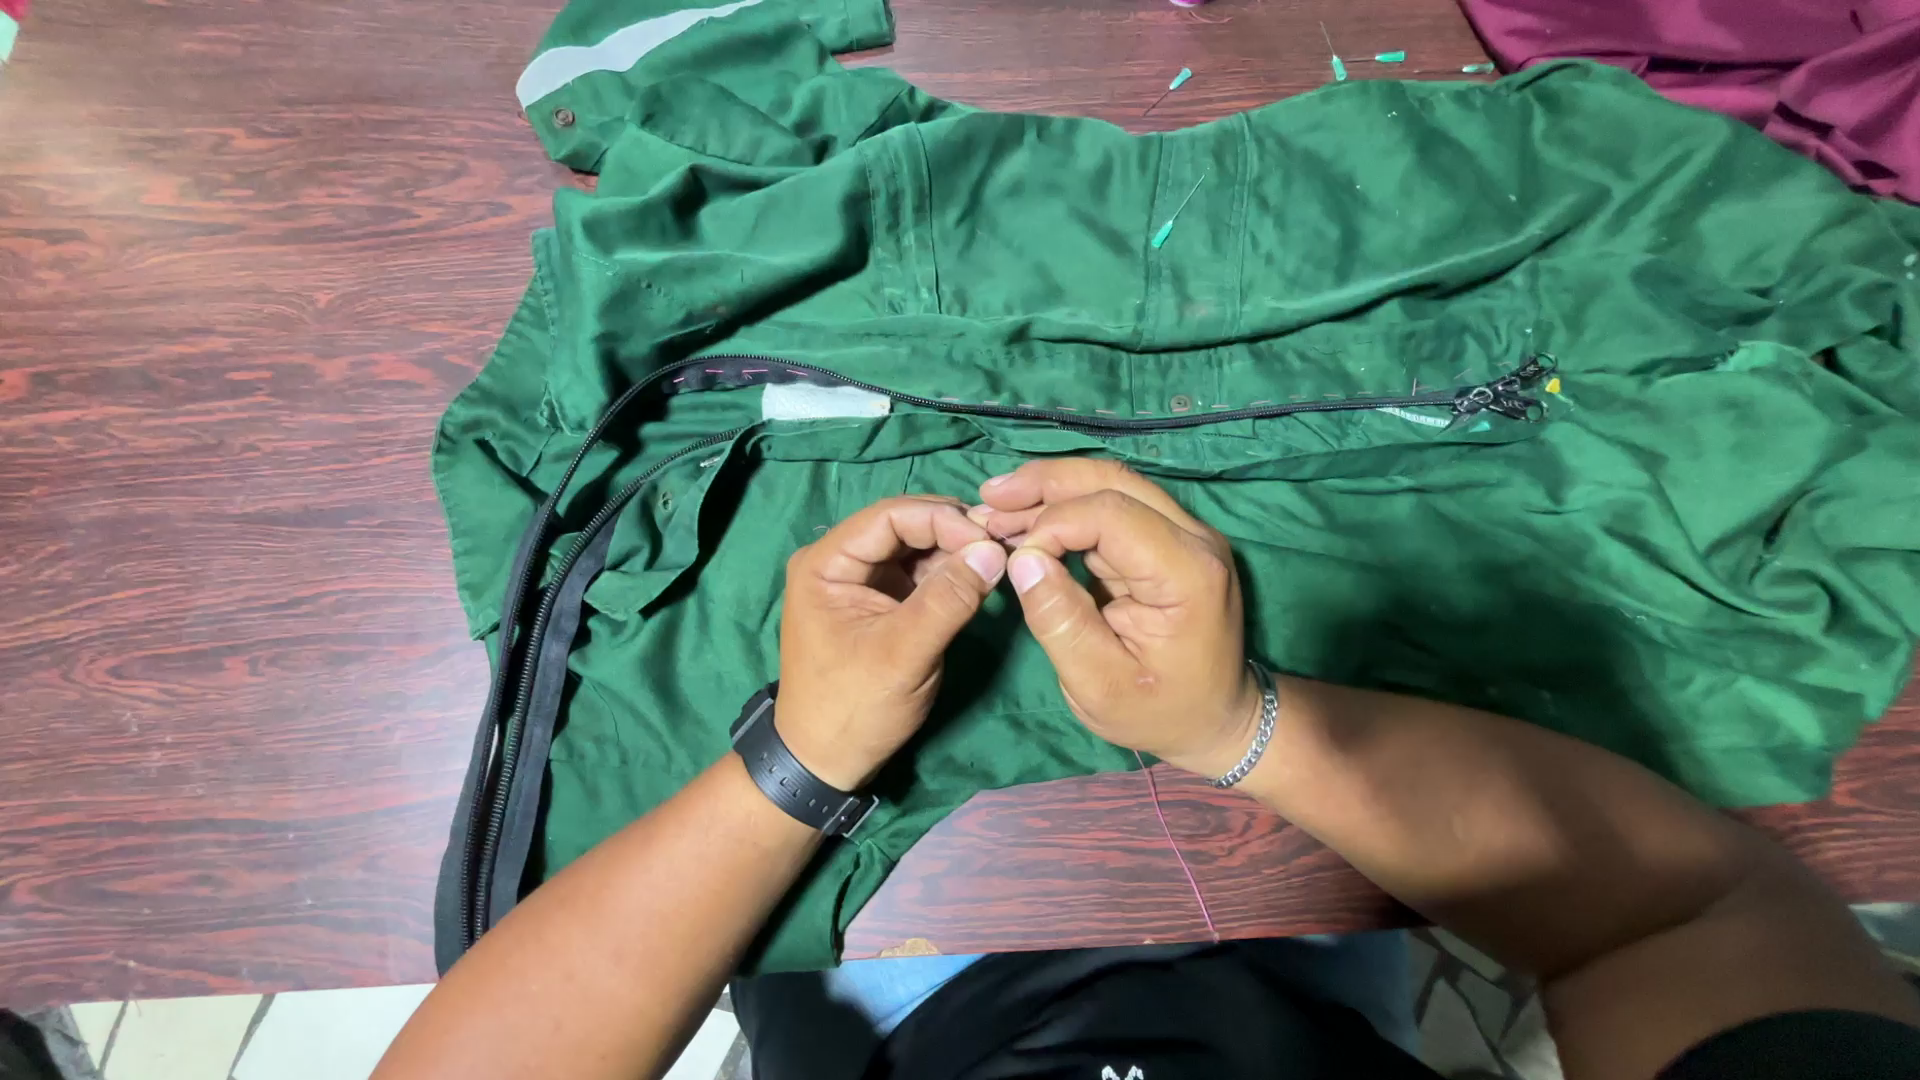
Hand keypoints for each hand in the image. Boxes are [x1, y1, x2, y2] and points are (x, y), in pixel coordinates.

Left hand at [777, 496, 1008, 789]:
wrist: (826, 762)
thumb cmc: (853, 709)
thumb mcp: (903, 654)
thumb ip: (948, 601)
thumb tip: (994, 552)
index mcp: (826, 564)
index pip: (890, 516)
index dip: (942, 519)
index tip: (988, 541)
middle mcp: (840, 561)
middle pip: (904, 525)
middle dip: (953, 532)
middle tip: (1002, 545)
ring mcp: (861, 581)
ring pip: (916, 547)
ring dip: (956, 551)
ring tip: (999, 561)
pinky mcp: (881, 601)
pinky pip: (919, 574)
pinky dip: (950, 574)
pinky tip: (980, 579)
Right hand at [973, 459, 1260, 778]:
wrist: (1215, 719)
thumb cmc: (1158, 711)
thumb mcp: (1098, 684)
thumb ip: (1060, 622)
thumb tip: (1022, 560)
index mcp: (1186, 574)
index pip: (1111, 515)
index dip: (1052, 524)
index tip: (1014, 557)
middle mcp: (1193, 538)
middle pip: (1112, 481)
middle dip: (1045, 483)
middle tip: (989, 498)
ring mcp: (1184, 533)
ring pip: (1111, 485)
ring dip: (1051, 491)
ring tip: (996, 505)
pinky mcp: (1168, 538)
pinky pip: (1112, 506)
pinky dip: (1065, 509)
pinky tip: (1027, 520)